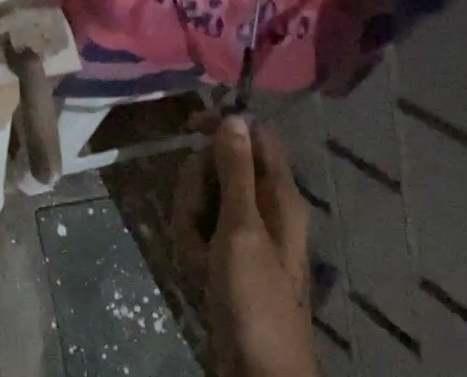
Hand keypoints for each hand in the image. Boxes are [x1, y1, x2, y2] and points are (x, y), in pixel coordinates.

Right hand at [173, 115, 316, 376]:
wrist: (258, 370)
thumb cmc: (256, 297)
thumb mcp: (241, 229)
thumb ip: (235, 171)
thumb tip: (235, 116)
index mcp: (279, 194)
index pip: (253, 136)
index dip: (221, 127)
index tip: (187, 128)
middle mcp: (264, 207)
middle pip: (219, 167)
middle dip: (197, 187)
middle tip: (196, 217)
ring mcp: (244, 234)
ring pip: (203, 198)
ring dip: (190, 220)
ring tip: (198, 256)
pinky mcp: (227, 256)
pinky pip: (199, 230)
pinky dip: (191, 244)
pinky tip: (195, 269)